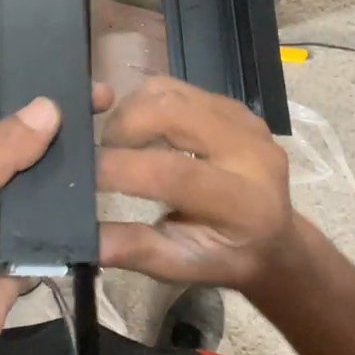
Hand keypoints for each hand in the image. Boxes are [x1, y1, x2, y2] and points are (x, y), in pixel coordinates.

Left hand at [0, 68, 111, 354]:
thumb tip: (46, 107)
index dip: (12, 70)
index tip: (57, 51)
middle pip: (19, 126)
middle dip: (56, 108)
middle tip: (106, 96)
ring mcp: (2, 203)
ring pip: (41, 166)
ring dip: (71, 151)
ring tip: (117, 132)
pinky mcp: (25, 236)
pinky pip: (53, 209)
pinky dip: (76, 197)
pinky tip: (108, 183)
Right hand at [95, 75, 304, 292]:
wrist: (272, 240)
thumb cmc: (224, 257)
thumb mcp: (180, 266)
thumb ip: (134, 249)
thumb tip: (83, 235)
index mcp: (243, 201)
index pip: (173, 172)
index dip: (119, 169)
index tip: (82, 177)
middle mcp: (251, 151)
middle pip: (172, 113)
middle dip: (122, 128)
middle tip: (100, 155)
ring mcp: (244, 121)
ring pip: (170, 92)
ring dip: (130, 112)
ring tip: (118, 144)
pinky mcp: (232, 106)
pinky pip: (176, 89)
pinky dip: (145, 105)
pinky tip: (141, 133)